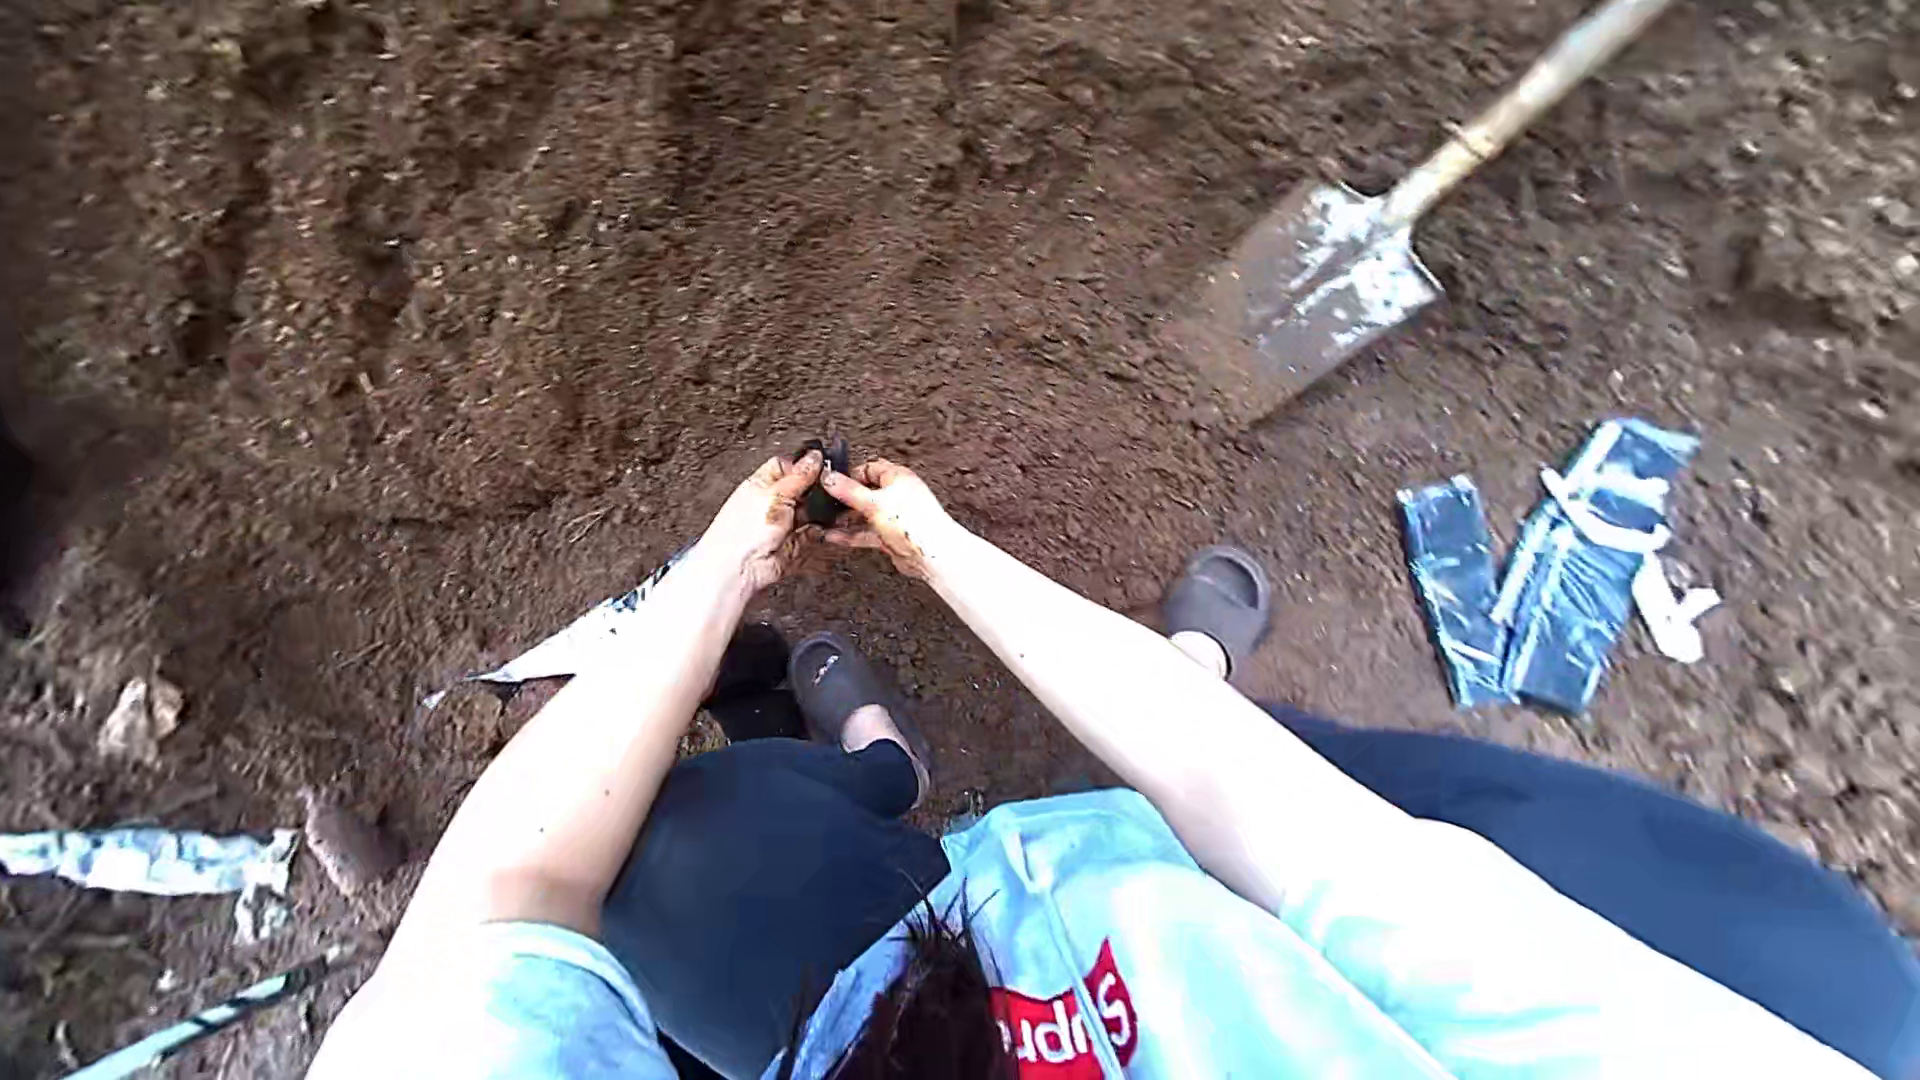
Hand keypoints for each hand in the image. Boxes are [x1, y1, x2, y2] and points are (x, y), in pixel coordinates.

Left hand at [697, 450, 823, 592]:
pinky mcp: (795, 542)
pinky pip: (815, 533)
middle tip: (830, 489)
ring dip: (822, 511)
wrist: (740, 568)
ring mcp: (784, 523)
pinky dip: (822, 530)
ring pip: (812, 511)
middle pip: (802, 488)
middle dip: (817, 490)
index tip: (823, 465)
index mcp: (762, 484)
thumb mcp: (775, 494)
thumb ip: (798, 476)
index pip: (787, 465)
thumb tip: (814, 457)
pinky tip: (827, 526)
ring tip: (831, 509)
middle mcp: (773, 502)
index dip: (804, 464)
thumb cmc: (741, 531)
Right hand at [822, 459, 958, 579]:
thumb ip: (849, 491)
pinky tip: (835, 537)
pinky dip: (851, 534)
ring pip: (865, 514)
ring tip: (827, 520)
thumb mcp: (874, 502)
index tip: (832, 480)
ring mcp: (894, 516)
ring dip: (847, 517)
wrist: (931, 554)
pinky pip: (866, 532)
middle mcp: (897, 495)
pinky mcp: (890, 535)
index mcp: (898, 478)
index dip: (851, 473)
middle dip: (846, 496)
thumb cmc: (914, 523)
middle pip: (866, 491)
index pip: (870, 468)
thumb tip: (830, 478)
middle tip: (827, 501)